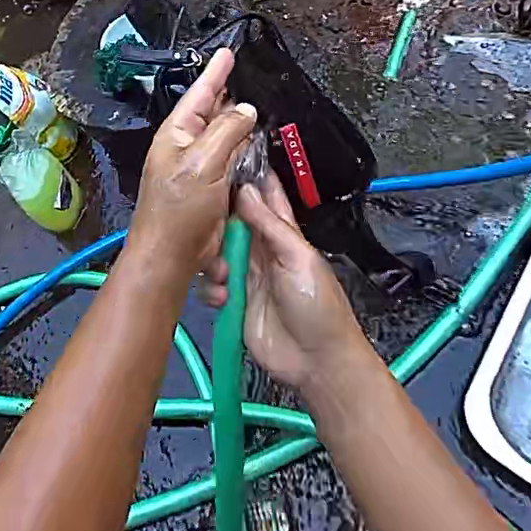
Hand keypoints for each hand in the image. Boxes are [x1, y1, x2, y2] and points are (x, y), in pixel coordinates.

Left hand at [125, 47, 257, 280]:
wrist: (172, 255)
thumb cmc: (177, 210)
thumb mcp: (203, 163)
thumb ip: (227, 132)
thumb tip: (245, 110)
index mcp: (177, 134)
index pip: (198, 94)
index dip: (215, 73)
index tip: (227, 53)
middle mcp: (187, 147)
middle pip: (212, 113)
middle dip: (229, 95)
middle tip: (247, 77)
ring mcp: (199, 168)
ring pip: (225, 137)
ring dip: (240, 124)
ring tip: (256, 106)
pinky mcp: (212, 188)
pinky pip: (232, 161)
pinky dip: (244, 152)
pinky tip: (256, 144)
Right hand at [209, 174, 374, 391]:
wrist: (316, 362)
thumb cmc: (320, 308)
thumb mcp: (298, 257)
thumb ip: (270, 225)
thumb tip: (246, 190)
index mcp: (284, 234)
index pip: (264, 197)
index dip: (247, 180)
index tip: (223, 168)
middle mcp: (262, 252)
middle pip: (231, 224)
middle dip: (218, 226)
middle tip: (216, 233)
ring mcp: (247, 276)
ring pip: (216, 254)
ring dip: (213, 262)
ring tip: (224, 275)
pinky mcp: (234, 302)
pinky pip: (211, 287)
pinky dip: (211, 290)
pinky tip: (223, 298)